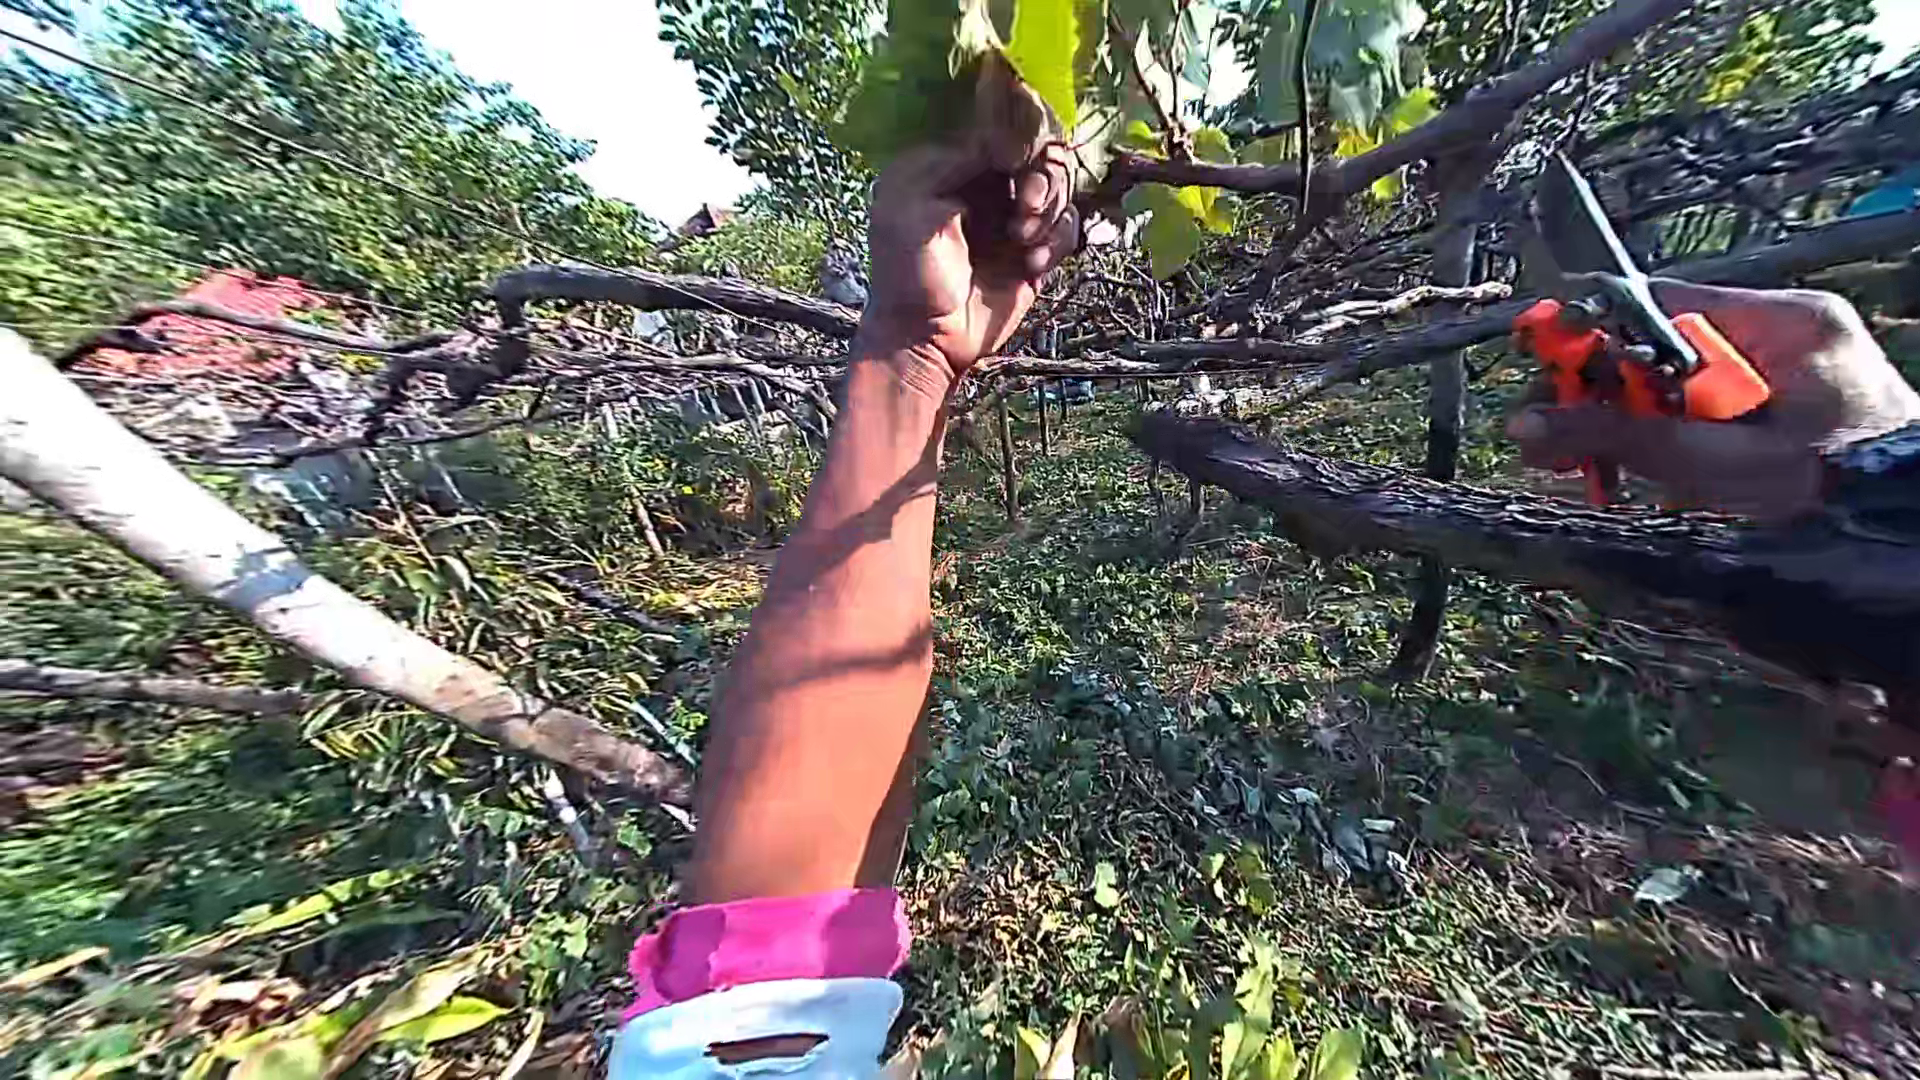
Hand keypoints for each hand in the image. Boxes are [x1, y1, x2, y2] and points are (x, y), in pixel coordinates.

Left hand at [859, 140, 1079, 387]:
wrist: (924, 339)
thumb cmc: (907, 272)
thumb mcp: (913, 200)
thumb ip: (959, 156)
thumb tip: (1013, 138)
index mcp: (956, 163)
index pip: (1005, 123)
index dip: (1023, 134)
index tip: (1018, 161)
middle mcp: (989, 187)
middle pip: (1042, 152)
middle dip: (1043, 175)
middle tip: (1025, 204)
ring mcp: (1014, 222)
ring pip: (1060, 189)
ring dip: (1050, 210)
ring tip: (1022, 239)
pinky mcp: (1034, 257)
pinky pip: (1067, 230)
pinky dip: (1058, 240)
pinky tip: (1032, 263)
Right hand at [1507, 280, 1919, 518]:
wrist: (1897, 510)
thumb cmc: (1819, 475)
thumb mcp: (1706, 456)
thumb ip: (1614, 434)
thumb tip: (1522, 423)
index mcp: (1770, 321)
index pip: (1648, 300)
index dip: (1581, 328)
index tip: (1531, 360)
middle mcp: (1756, 330)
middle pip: (1632, 345)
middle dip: (1577, 391)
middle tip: (1540, 435)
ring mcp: (1747, 364)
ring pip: (1637, 379)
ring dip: (1589, 420)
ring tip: (1562, 461)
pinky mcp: (1737, 396)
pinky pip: (1659, 403)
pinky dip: (1621, 432)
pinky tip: (1599, 465)